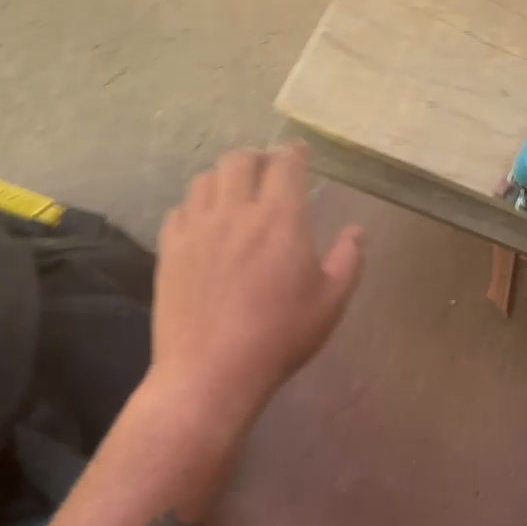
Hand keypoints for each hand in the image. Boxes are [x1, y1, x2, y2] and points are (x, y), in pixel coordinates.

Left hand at [150, 143, 362, 415]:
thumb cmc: (280, 335)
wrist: (210, 374)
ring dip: (225, 178)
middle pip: (239, 159)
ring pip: (206, 179)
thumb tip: (355, 231)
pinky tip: (206, 222)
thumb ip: (349, 259)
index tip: (299, 152)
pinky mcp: (170, 250)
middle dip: (257, 157)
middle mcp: (236, 212)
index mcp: (280, 219)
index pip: (286, 164)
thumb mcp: (331, 301)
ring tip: (236, 193)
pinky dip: (196, 205)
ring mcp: (197, 229)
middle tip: (268, 172)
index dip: (294, 151)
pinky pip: (180, 209)